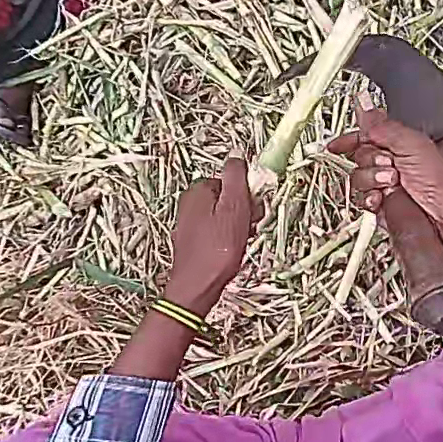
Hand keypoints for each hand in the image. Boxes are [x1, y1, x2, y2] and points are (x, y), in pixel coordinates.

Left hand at [163, 157, 260, 313]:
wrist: (197, 286)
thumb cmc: (218, 247)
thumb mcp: (234, 206)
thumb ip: (236, 177)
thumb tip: (237, 155)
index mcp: (198, 189)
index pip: (232, 181)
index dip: (248, 196)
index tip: (254, 212)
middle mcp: (189, 202)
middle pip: (227, 198)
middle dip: (243, 212)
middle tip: (249, 229)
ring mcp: (188, 223)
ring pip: (223, 216)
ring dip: (237, 227)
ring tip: (240, 243)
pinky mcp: (191, 241)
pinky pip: (216, 232)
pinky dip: (226, 239)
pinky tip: (230, 252)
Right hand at [326, 107, 442, 233]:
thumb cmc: (441, 183)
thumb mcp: (412, 144)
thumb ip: (383, 125)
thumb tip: (363, 101)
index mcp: (402, 143)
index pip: (369, 135)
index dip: (352, 138)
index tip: (337, 145)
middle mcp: (392, 163)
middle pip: (359, 155)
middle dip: (370, 160)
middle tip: (389, 164)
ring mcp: (385, 185)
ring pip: (357, 178)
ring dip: (371, 179)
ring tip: (391, 183)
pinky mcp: (381, 205)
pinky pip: (360, 199)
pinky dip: (369, 198)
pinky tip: (382, 199)